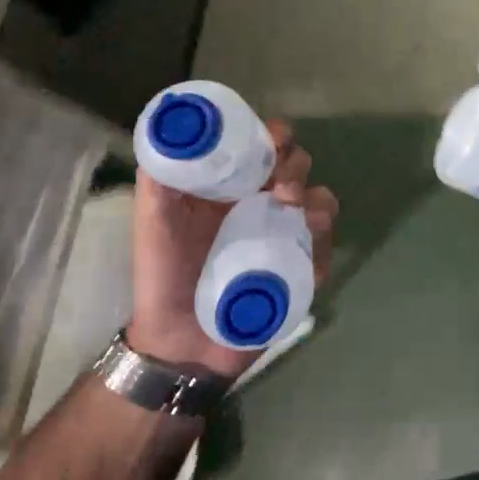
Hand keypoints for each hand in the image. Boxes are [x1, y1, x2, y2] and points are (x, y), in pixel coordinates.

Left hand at [128, 120, 336, 379]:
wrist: (179, 345)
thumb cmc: (163, 277)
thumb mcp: (152, 223)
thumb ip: (158, 181)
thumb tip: (169, 135)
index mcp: (235, 185)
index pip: (266, 144)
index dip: (277, 135)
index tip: (273, 142)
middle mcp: (266, 201)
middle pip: (299, 165)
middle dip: (297, 168)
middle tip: (282, 189)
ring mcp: (288, 234)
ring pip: (322, 201)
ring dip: (317, 203)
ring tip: (299, 219)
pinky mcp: (303, 268)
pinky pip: (326, 249)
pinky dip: (322, 248)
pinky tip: (306, 260)